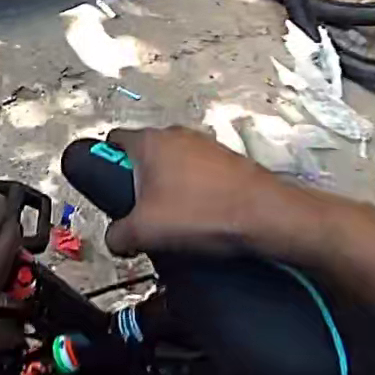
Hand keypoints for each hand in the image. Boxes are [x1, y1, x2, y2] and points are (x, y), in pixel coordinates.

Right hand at [101, 126, 301, 257]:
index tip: (112, 185)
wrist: (266, 216)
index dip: (107, 162)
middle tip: (143, 210)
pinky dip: (196, 188)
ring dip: (169, 184)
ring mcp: (203, 143)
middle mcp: (174, 134)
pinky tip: (203, 214)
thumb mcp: (146, 231)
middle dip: (140, 179)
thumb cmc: (204, 213)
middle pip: (143, 153)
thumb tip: (113, 240)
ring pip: (172, 161)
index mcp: (149, 141)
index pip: (113, 140)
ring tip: (177, 216)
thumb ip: (118, 235)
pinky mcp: (226, 158)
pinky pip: (199, 170)